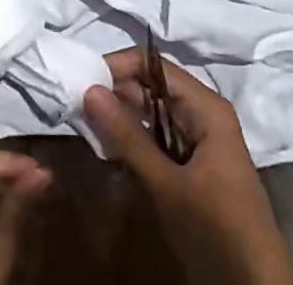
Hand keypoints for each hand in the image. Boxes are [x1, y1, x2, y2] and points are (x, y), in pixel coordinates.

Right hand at [83, 50, 292, 284]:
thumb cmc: (216, 227)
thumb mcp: (166, 183)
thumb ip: (127, 136)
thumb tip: (89, 90)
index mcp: (205, 107)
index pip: (154, 66)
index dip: (117, 67)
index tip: (81, 80)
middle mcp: (203, 113)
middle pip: (152, 87)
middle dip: (115, 93)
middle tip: (76, 107)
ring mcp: (199, 139)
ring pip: (152, 113)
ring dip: (122, 119)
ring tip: (87, 127)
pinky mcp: (192, 163)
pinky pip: (158, 137)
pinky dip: (134, 140)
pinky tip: (110, 152)